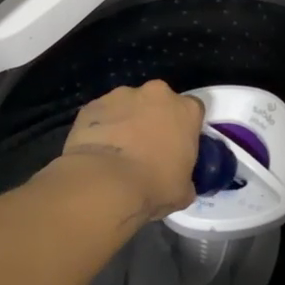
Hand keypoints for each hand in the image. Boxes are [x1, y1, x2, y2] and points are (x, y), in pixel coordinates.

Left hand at [56, 80, 204, 220]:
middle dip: (154, 119)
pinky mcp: (92, 105)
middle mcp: (157, 94)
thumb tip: (179, 181)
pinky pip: (102, 115)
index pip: (193, 111)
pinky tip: (98, 150)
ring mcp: (121, 95)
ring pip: (128, 105)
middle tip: (148, 147)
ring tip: (118, 152)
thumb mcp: (184, 190)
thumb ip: (186, 177)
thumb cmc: (154, 185)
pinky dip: (102, 128)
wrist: (105, 182)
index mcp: (187, 110)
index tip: (178, 146)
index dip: (185, 128)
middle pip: (159, 102)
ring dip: (127, 122)